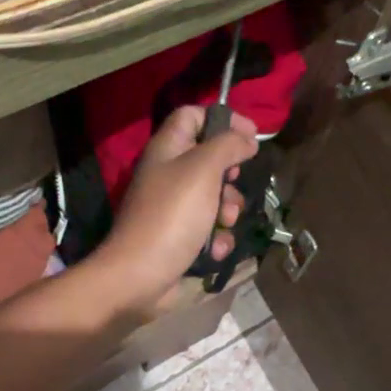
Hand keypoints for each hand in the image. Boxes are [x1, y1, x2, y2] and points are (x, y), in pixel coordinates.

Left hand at [90, 106, 259, 315]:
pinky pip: (209, 228)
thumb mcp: (203, 169)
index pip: (192, 115)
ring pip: (215, 197)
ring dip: (228, 210)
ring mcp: (173, 207)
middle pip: (210, 159)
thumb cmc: (172, 215)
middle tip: (233, 184)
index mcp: (167, 149)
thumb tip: (247, 138)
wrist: (139, 275)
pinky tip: (213, 250)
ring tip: (223, 222)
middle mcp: (168, 174)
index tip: (251, 135)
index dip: (223, 118)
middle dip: (230, 175)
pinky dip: (216, 238)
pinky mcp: (180, 237)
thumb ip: (227, 146)